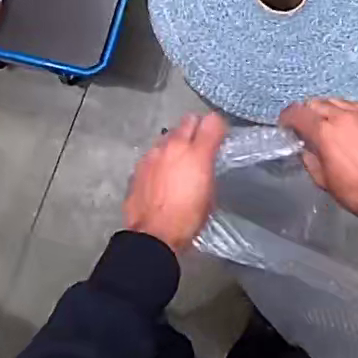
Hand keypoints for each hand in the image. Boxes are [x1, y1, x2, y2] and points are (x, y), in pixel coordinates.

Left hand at [126, 113, 226, 248]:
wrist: (152, 236)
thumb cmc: (188, 218)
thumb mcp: (210, 192)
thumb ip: (208, 166)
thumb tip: (206, 158)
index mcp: (197, 152)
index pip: (212, 120)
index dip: (218, 126)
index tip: (220, 136)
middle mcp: (174, 146)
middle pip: (188, 120)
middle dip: (196, 128)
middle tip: (200, 144)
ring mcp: (153, 154)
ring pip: (169, 136)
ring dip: (176, 143)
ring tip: (179, 162)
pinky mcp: (138, 166)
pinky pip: (154, 153)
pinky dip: (160, 158)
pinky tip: (162, 175)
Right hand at [278, 99, 357, 231]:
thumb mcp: (323, 180)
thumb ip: (309, 157)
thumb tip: (306, 146)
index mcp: (325, 132)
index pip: (298, 112)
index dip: (288, 117)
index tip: (286, 122)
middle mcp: (344, 116)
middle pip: (317, 102)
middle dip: (308, 113)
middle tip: (307, 125)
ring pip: (338, 101)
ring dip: (329, 110)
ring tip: (330, 125)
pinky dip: (350, 113)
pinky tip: (352, 127)